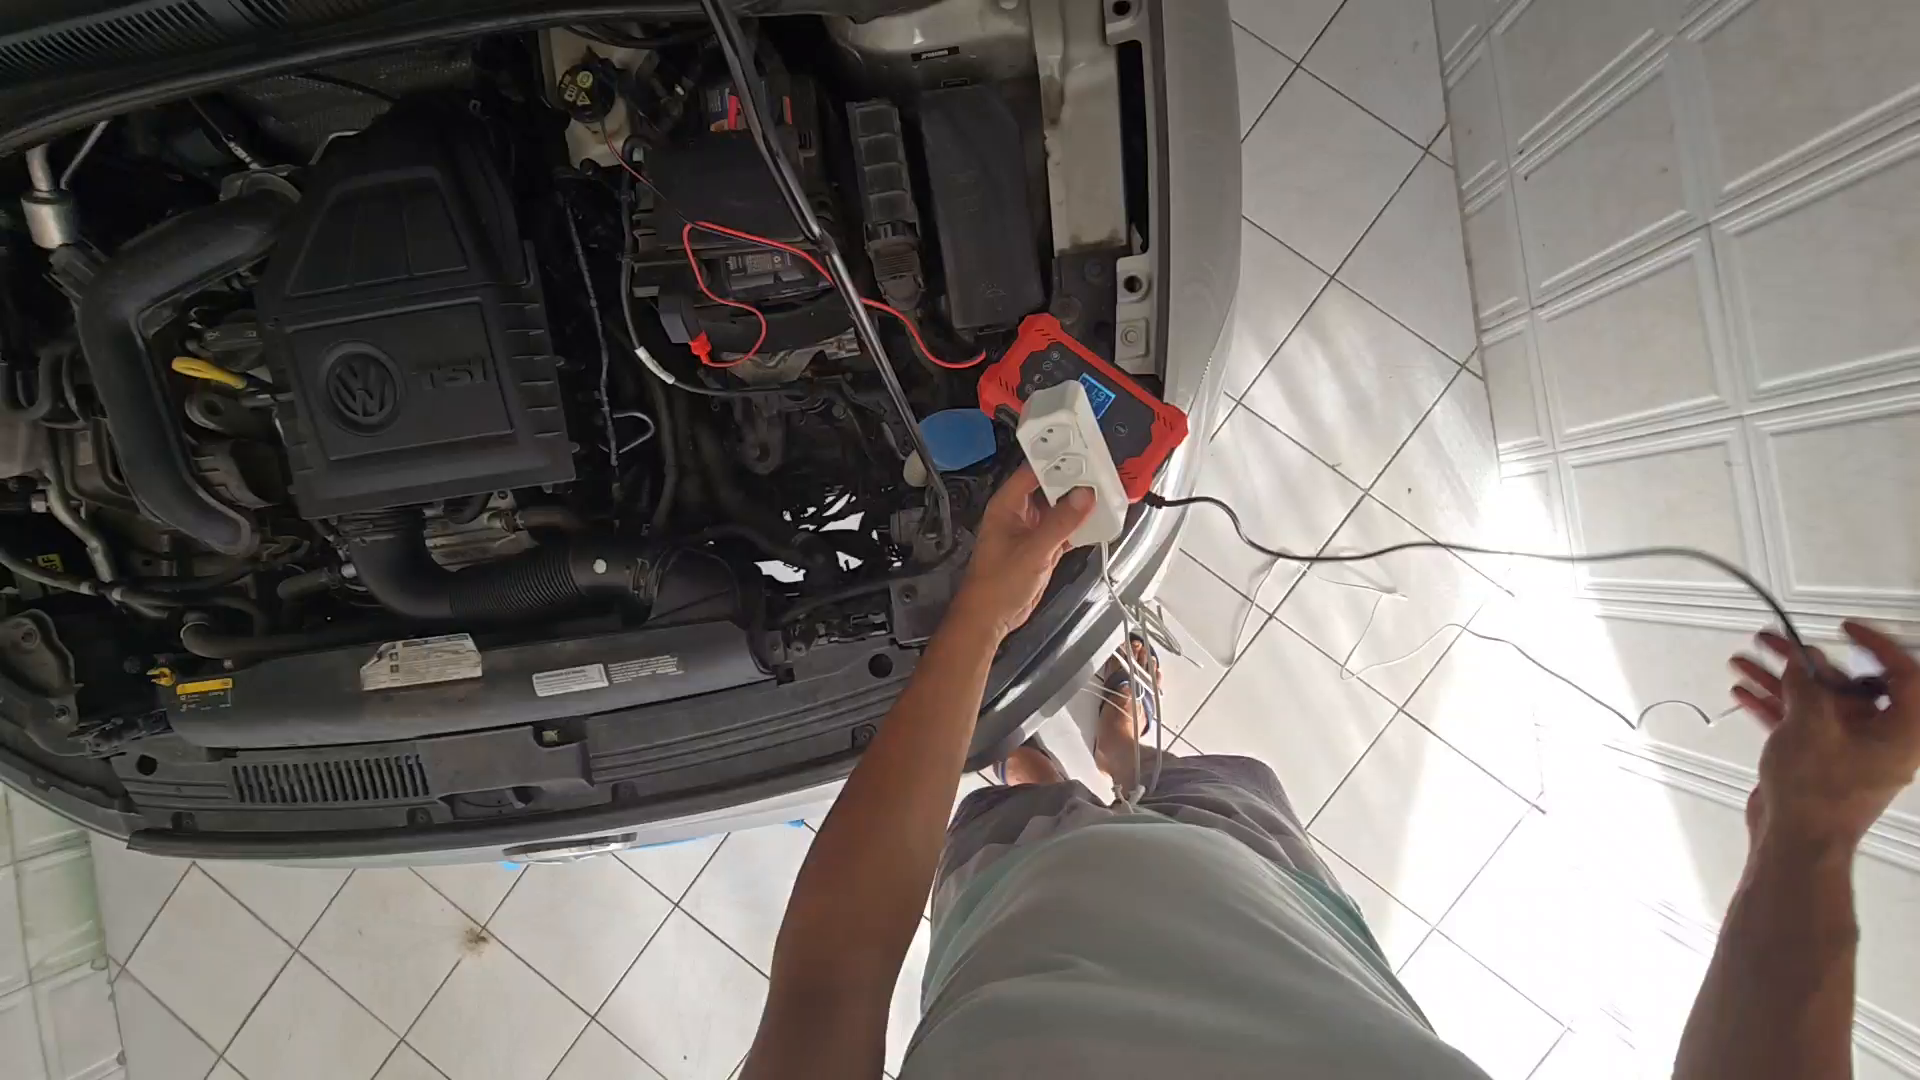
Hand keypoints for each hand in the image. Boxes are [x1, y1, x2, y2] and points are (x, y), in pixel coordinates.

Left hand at [950, 466, 1094, 640]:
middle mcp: (1020, 513)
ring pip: (1061, 508)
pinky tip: (1100, 521)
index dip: (1057, 458)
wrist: (991, 617)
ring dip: (1081, 503)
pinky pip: (1066, 528)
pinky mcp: (1044, 547)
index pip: (1033, 470)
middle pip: (1051, 486)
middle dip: (1075, 480)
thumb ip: (1060, 523)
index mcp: (1008, 505)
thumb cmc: (995, 584)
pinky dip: (1082, 525)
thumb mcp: (1032, 551)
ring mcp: (1033, 530)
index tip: (1083, 452)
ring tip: (1107, 492)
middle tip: (1103, 472)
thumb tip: (1084, 497)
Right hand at [1729, 621, 1919, 851]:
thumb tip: (1801, 663)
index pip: (1905, 676)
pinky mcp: (1817, 756)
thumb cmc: (1818, 791)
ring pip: (1814, 701)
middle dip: (1804, 662)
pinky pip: (1797, 720)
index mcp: (1902, 731)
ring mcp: (1847, 747)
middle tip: (1770, 640)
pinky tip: (1744, 692)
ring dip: (1778, 680)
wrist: (1797, 835)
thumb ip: (1807, 690)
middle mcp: (1881, 736)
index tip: (1844, 628)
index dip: (1878, 646)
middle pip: (1846, 685)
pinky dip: (1771, 703)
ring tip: (1742, 661)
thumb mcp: (1811, 729)